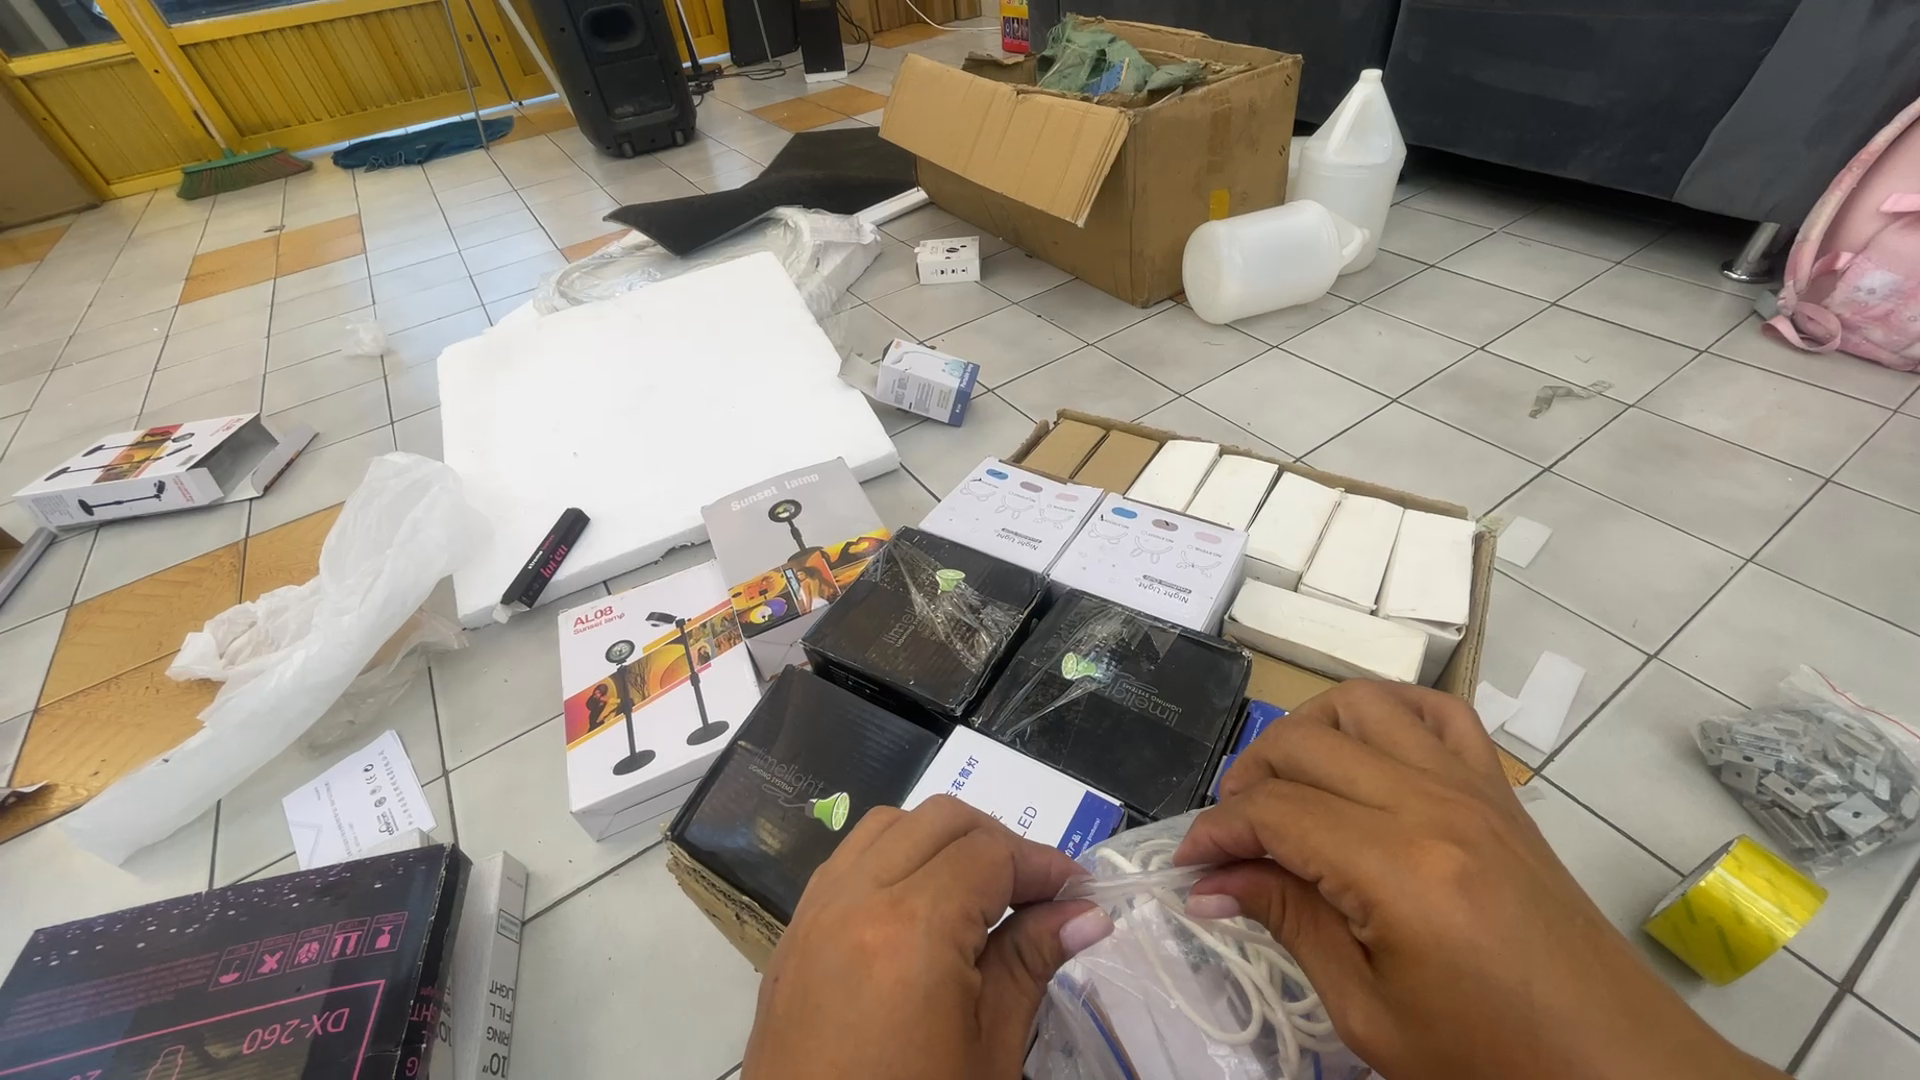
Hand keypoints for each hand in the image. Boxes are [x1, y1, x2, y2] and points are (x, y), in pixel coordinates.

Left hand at [743, 796, 1114, 1079]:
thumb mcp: (990, 1053)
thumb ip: (1031, 962)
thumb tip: (1085, 913)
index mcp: (911, 927)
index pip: (990, 854)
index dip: (1042, 864)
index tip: (1078, 890)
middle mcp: (856, 897)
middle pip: (940, 819)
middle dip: (996, 841)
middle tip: (1034, 892)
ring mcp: (815, 911)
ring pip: (888, 825)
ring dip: (940, 840)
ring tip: (977, 892)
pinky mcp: (793, 934)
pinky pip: (848, 860)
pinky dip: (892, 857)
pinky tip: (918, 905)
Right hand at [1178, 680, 1785, 1079]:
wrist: (1624, 1075)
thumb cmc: (1491, 1062)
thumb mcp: (1369, 1014)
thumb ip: (1286, 923)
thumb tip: (1208, 885)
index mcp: (1400, 869)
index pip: (1273, 813)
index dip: (1215, 832)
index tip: (1191, 865)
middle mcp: (1431, 805)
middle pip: (1300, 745)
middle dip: (1243, 782)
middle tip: (1233, 837)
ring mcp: (1472, 786)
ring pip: (1357, 704)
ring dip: (1303, 733)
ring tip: (1288, 786)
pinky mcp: (1499, 789)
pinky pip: (1435, 710)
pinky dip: (1385, 712)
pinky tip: (1362, 752)